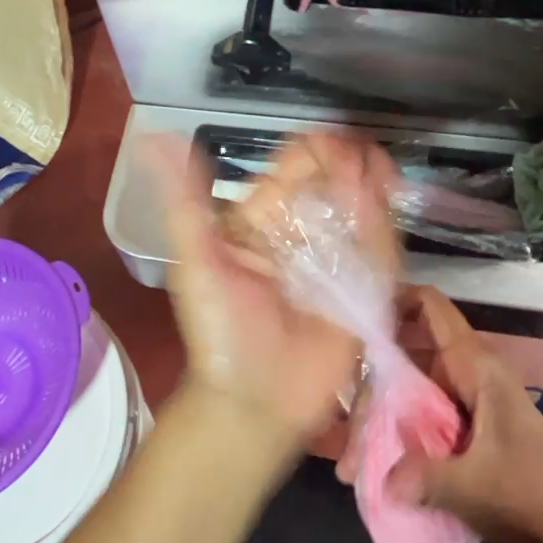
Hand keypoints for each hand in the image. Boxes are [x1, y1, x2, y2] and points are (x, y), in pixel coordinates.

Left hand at [149, 133, 400, 449]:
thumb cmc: (218, 332)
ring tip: (380, 175)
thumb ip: (184, 201)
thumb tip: (155, 140)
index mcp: (265, 216)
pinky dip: (387, 225)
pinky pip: (383, 249)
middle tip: (362, 160)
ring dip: (375, 183)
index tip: (330, 144)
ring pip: (364, 206)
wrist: (250, 403)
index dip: (315, 147)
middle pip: (336, 177)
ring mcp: (339, 259)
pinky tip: (385, 211)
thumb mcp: (194, 261)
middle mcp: (305, 229)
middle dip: (352, 158)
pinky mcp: (366, 290)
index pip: (296, 163)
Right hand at [346, 286, 542, 542]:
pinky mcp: (462, 431)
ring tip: (347, 452)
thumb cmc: (534, 497)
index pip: (432, 308)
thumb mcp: (477, 488)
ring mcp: (464, 402)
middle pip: (407, 353)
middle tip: (337, 408)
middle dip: (371, 375)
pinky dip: (393, 432)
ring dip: (378, 412)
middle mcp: (467, 374)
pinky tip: (370, 463)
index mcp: (476, 367)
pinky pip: (418, 416)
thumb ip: (425, 477)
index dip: (394, 298)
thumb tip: (380, 480)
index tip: (353, 316)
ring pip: (409, 388)